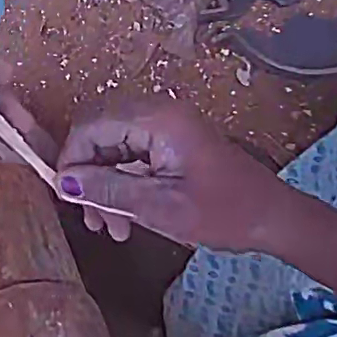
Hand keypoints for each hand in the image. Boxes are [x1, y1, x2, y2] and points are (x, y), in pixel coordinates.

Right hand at [56, 99, 302, 252]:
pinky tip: (124, 214)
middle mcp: (157, 110)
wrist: (273, 216)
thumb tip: (64, 184)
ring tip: (110, 226)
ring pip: (112, 144)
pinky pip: (130, 151)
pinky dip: (121, 180)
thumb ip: (110, 191)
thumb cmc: (225, 212)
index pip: (91, 125)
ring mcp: (164, 123)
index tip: (68, 198)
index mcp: (157, 118)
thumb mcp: (161, 208)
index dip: (72, 159)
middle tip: (92, 219)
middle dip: (88, 175)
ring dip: (103, 182)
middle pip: (98, 132)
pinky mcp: (168, 137)